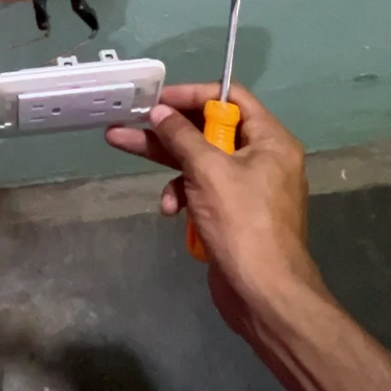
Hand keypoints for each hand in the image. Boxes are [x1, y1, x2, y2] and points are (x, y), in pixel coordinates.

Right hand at [104, 84, 325, 304]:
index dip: (192, 94)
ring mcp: (246, 187)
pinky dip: (182, 194)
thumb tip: (159, 112)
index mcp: (270, 140)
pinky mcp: (231, 212)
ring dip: (166, 160)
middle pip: (208, 128)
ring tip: (121, 143)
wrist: (264, 297)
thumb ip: (181, 135)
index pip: (231, 97)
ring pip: (198, 159)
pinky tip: (169, 209)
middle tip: (129, 117)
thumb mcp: (208, 170)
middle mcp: (261, 157)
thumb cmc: (242, 223)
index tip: (158, 99)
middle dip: (166, 127)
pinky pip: (201, 188)